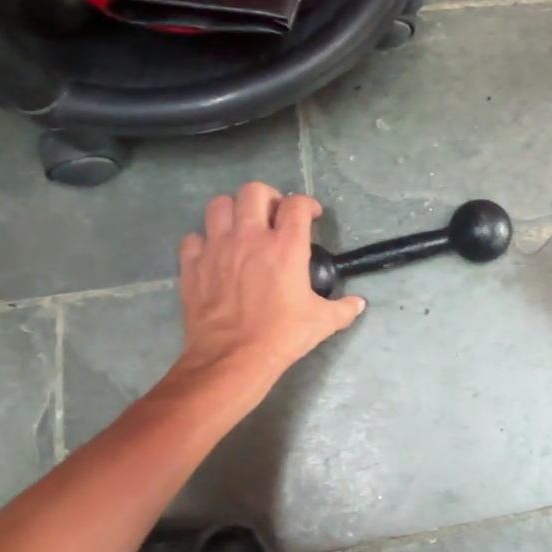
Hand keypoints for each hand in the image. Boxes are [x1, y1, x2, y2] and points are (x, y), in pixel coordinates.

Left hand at [168, 184, 364, 413]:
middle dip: (268, 197)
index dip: (307, 205)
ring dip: (233, 211)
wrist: (231, 360)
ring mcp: (217, 248)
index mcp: (285, 246)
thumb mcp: (321, 322)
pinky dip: (203, 241)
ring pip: (219, 206)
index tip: (311, 216)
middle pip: (254, 191)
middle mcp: (250, 237)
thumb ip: (343, 309)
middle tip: (274, 216)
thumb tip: (359, 304)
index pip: (296, 204)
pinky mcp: (192, 266)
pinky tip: (214, 254)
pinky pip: (193, 239)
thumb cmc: (281, 336)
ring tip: (242, 228)